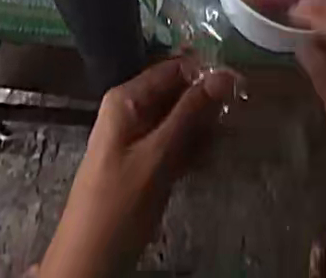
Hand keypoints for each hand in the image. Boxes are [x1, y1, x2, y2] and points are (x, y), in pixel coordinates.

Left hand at [39, 56, 238, 277]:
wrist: (87, 268)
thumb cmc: (118, 206)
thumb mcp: (158, 155)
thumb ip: (191, 111)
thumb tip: (226, 73)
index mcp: (127, 98)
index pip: (176, 67)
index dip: (207, 74)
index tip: (238, 87)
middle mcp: (132, 109)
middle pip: (180, 90)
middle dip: (206, 104)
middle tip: (229, 121)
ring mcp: (138, 135)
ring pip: (182, 116)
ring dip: (202, 129)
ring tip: (215, 147)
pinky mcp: (146, 159)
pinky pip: (177, 140)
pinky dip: (193, 148)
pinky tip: (204, 162)